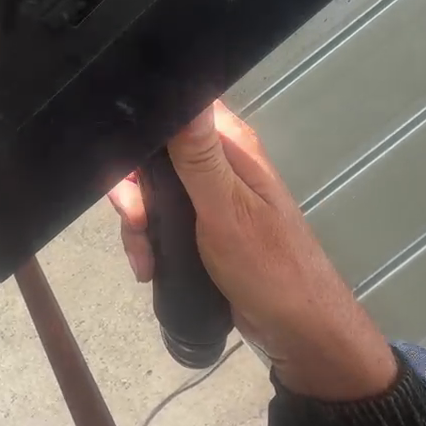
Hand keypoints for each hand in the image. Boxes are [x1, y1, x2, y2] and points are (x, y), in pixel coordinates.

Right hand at [108, 101, 397, 399]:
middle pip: (155, 152)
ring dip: (138, 220)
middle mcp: (218, 162)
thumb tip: (181, 89)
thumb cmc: (269, 268)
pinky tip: (147, 263)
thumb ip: (198, 153)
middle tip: (134, 219)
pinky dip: (147, 237)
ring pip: (152, 188)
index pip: (179, 107)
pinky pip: (160, 217)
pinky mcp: (200, 224)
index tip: (125, 154)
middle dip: (134, 187)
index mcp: (230, 144)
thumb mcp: (226, 209)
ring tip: (142, 254)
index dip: (146, 120)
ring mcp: (209, 194)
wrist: (300, 337)